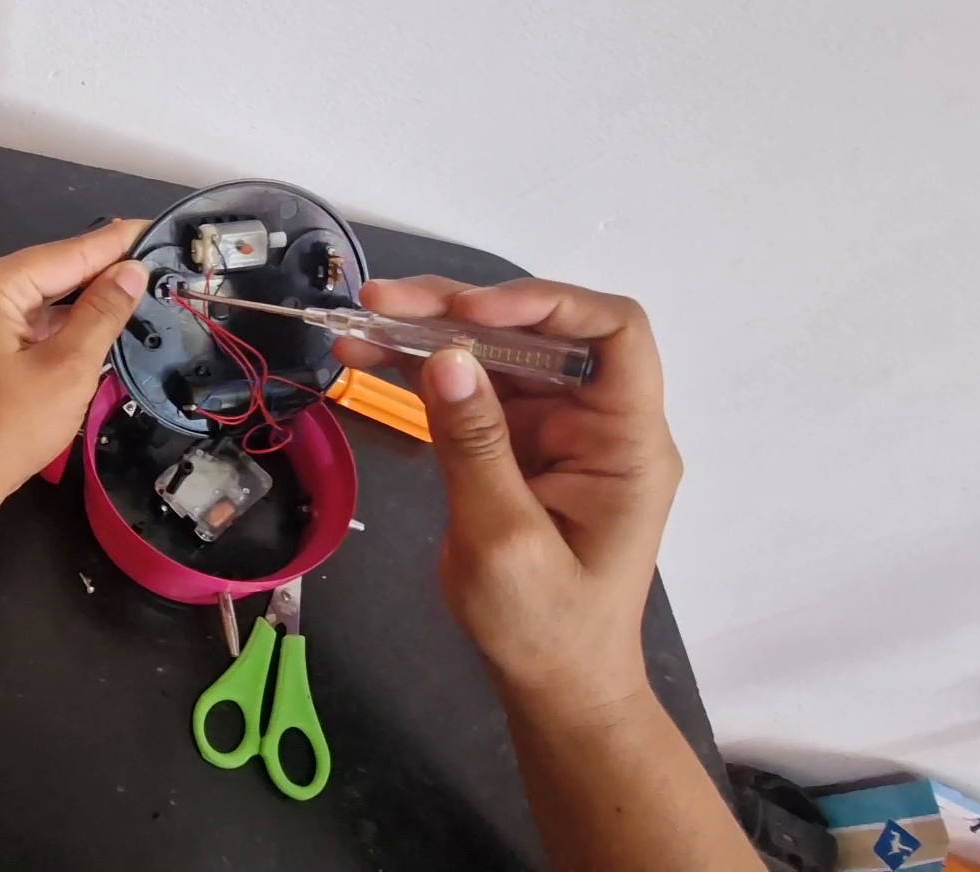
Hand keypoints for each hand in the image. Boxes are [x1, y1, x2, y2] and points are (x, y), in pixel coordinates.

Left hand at [0, 220, 148, 515]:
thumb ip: (101, 314)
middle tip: (163, 261)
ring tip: (145, 289)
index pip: (68, 252)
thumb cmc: (1, 430)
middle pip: (55, 273)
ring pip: (45, 301)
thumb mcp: (65, 370)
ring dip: (88, 302)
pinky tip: (103, 325)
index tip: (159, 225)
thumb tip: (132, 270)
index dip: (118, 242)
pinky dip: (66, 327)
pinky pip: (32, 325)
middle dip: (106, 271)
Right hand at [333, 277, 681, 717]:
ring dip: (421, 333)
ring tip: (356, 325)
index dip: (543, 305)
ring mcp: (543, 428)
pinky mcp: (502, 441)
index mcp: (623, 439)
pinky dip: (411, 369)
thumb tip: (446, 360)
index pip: (611, 334)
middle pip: (530, 333)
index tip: (465, 313)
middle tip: (376, 302)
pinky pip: (458, 388)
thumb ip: (475, 446)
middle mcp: (588, 419)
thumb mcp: (504, 537)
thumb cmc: (542, 622)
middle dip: (453, 310)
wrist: (546, 678)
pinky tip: (364, 358)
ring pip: (485, 353)